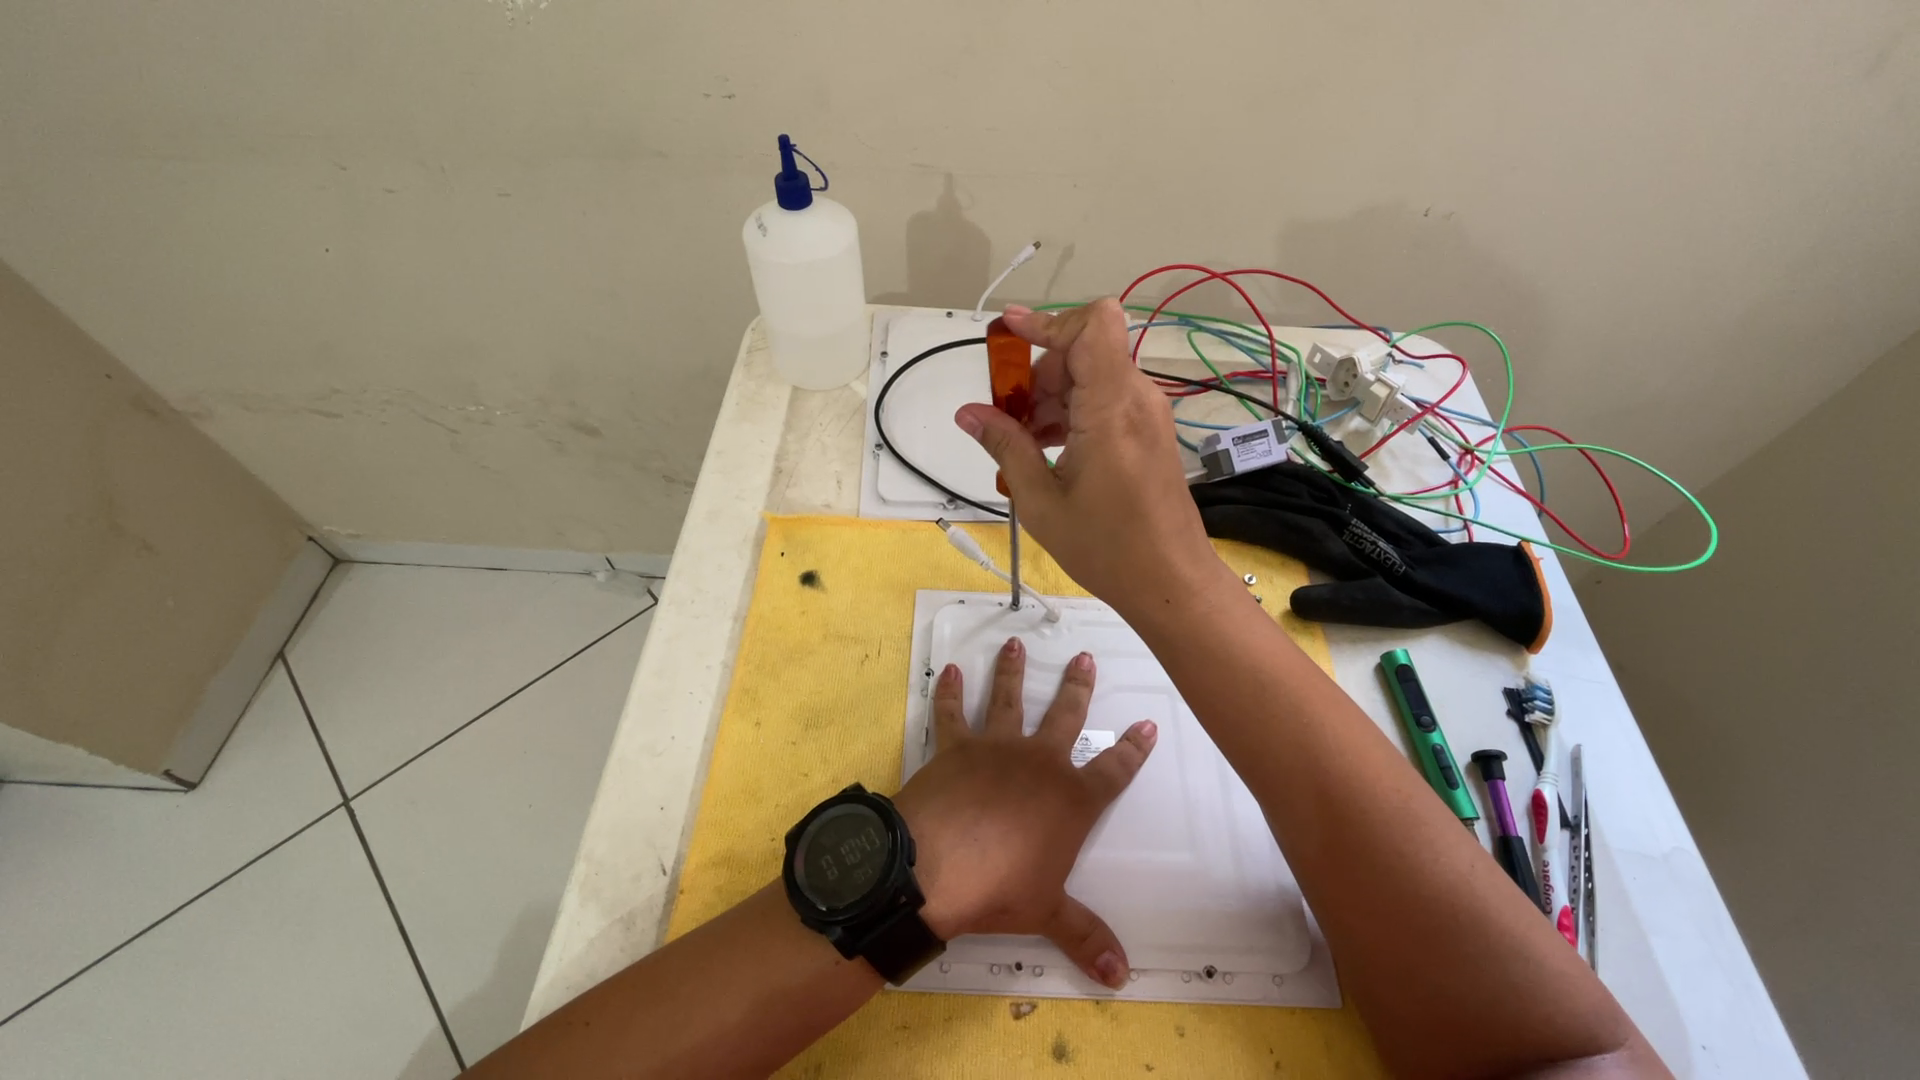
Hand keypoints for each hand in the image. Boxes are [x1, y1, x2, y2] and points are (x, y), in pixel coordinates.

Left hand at [892, 635, 1155, 988]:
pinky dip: (950, 691)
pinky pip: (951, 712)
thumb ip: (1086, 937)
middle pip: (1065, 716)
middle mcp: (1039, 763)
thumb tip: (1123, 977)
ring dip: (1013, 671)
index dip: (1133, 749)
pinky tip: (952, 670)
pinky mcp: (953, 747)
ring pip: (1009, 699)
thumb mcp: (1047, 915)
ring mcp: (995, 748)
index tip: (1148, 723)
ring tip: (1015, 643)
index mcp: (1071, 800)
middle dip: (1077, 687)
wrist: (934, 867)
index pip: (1113, 771)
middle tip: (1085, 657)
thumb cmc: (998, 889)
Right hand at [955, 299, 1227, 615]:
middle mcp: (1137, 399)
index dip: (1048, 320)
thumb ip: (1005, 446)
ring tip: (1024, 443)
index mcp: (1111, 408)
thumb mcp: (1040, 501)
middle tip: (1010, 419)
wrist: (1170, 582)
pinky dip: (1074, 413)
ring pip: (1094, 376)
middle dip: (1040, 373)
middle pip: (1084, 352)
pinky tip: (1050, 453)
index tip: (1007, 332)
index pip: (1093, 325)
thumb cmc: (1105, 547)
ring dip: (1054, 396)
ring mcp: (1148, 416)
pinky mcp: (1151, 434)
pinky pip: (1108, 401)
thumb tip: (968, 413)